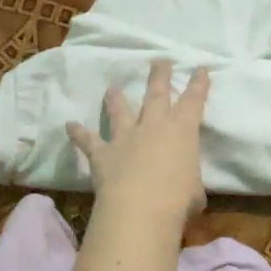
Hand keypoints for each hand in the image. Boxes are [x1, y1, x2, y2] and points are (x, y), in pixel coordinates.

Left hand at [67, 60, 210, 224]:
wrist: (139, 209)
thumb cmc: (178, 200)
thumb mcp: (196, 190)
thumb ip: (189, 180)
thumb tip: (185, 185)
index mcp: (183, 132)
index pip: (194, 101)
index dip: (198, 84)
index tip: (200, 69)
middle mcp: (154, 126)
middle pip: (157, 94)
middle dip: (160, 76)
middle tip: (160, 61)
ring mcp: (125, 137)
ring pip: (120, 110)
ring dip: (116, 98)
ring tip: (112, 87)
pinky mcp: (102, 152)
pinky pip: (87, 140)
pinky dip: (78, 133)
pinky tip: (70, 125)